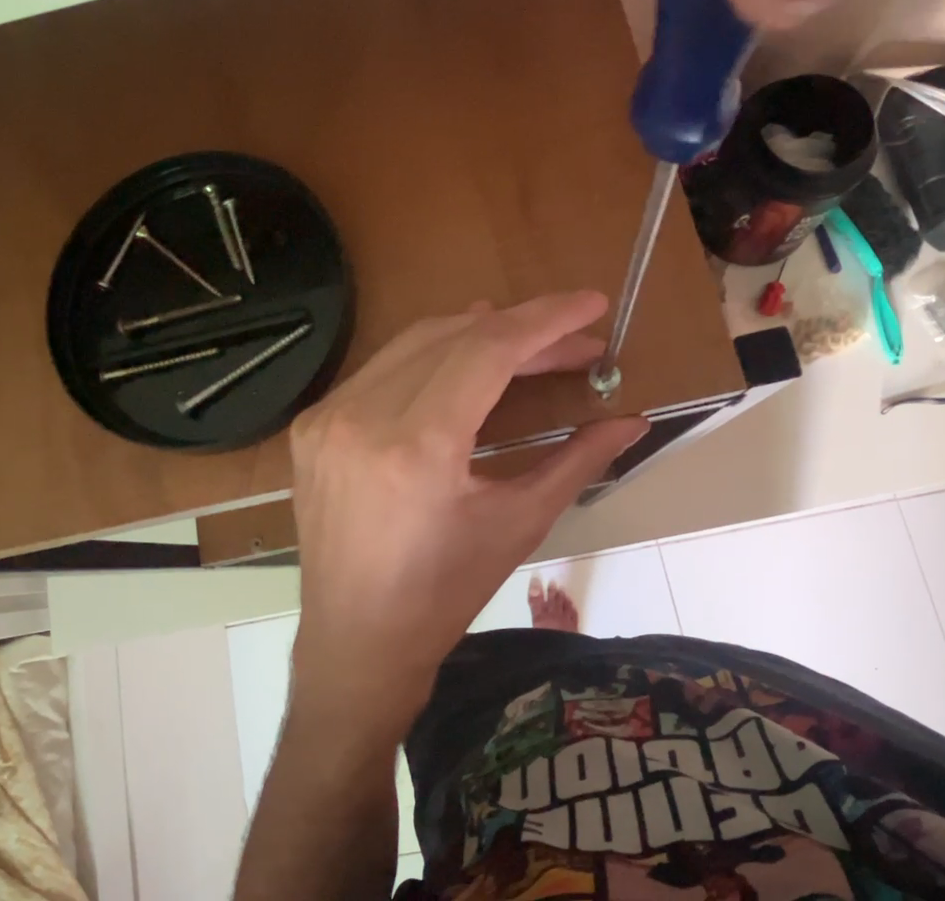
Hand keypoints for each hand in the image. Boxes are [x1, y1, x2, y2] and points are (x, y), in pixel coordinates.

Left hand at [287, 292, 649, 732]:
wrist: (356, 639)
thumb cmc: (443, 595)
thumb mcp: (517, 525)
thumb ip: (576, 461)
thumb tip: (632, 421)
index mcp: (415, 446)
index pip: (488, 349)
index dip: (546, 320)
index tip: (592, 305)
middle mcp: (362, 416)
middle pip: (453, 336)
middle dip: (521, 328)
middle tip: (574, 341)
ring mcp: (328, 416)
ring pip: (414, 343)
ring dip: (475, 334)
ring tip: (530, 343)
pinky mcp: (312, 424)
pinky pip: (381, 368)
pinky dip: (430, 356)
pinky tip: (463, 362)